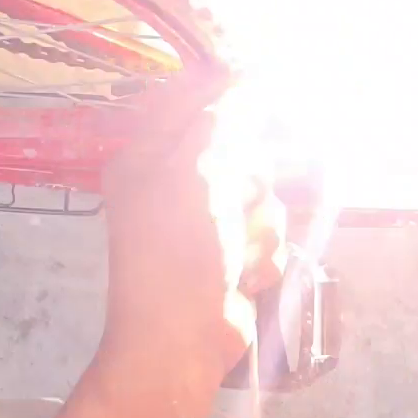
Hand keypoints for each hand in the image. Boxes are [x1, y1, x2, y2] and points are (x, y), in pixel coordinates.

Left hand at [97, 78, 284, 392]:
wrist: (183, 342)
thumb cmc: (177, 254)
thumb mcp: (191, 175)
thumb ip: (218, 121)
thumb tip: (243, 75)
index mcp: (148, 159)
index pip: (189, 99)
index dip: (225, 88)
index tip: (262, 83)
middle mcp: (176, 185)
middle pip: (241, 149)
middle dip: (247, 181)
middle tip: (230, 205)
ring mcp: (209, 224)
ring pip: (264, 197)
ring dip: (256, 229)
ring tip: (231, 258)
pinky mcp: (234, 257)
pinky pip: (268, 237)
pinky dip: (259, 259)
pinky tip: (239, 280)